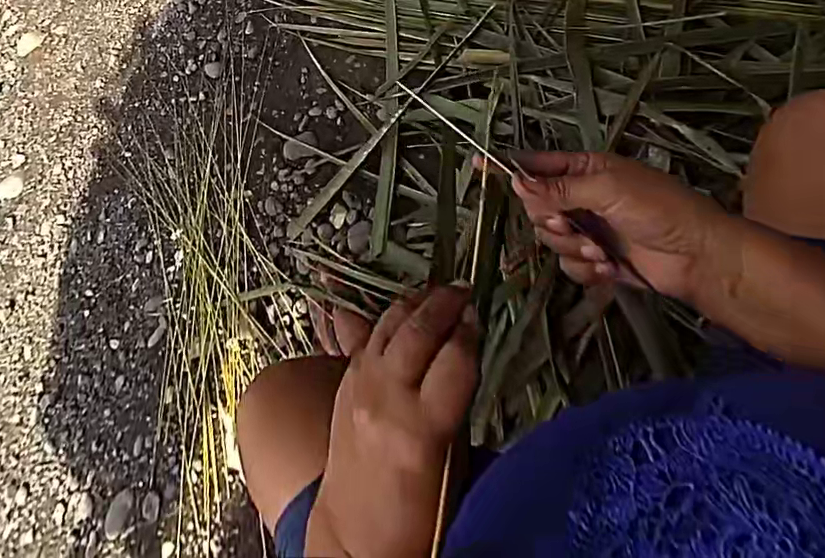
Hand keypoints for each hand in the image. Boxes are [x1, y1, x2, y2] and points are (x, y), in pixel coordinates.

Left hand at [307, 286, 479, 557]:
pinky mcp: (344, 380)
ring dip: (413, 303)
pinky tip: (402, 309)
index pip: (452, 362)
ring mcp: (358, 383)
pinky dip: (388, 318)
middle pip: (416, 333)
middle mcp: (385, 397)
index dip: (469, 334)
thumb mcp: (452, 465)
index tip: (480, 316)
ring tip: (435, 292)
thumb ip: (454, 404)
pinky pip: (367, 336)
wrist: (355, 534)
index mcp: (420, 429)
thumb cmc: (419, 514)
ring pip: (387, 325)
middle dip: (442, 305)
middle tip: (462, 291)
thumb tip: (463, 349)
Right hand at [501, 151, 739, 300]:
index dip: (507, 166)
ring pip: (549, 239)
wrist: (705, 260)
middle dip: (550, 220)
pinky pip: (568, 264)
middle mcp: (580, 198)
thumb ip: (557, 186)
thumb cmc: (661, 210)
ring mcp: (588, 229)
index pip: (535, 165)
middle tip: (570, 225)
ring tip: (601, 251)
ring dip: (572, 247)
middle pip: (536, 207)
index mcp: (583, 170)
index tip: (477, 164)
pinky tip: (610, 268)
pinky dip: (586, 268)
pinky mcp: (597, 259)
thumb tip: (517, 182)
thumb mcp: (607, 188)